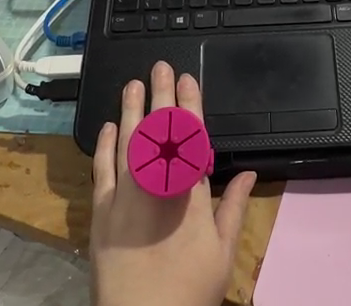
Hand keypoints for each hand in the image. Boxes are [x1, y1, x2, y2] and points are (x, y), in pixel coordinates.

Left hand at [90, 61, 258, 305]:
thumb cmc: (189, 289)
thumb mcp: (222, 252)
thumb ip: (233, 208)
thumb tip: (250, 173)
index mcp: (189, 192)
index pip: (190, 136)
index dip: (189, 105)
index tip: (188, 79)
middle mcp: (156, 185)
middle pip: (158, 129)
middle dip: (160, 95)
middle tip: (160, 67)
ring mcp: (124, 196)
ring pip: (127, 141)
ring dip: (131, 110)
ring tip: (133, 84)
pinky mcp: (100, 212)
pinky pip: (102, 169)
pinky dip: (105, 146)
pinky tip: (108, 126)